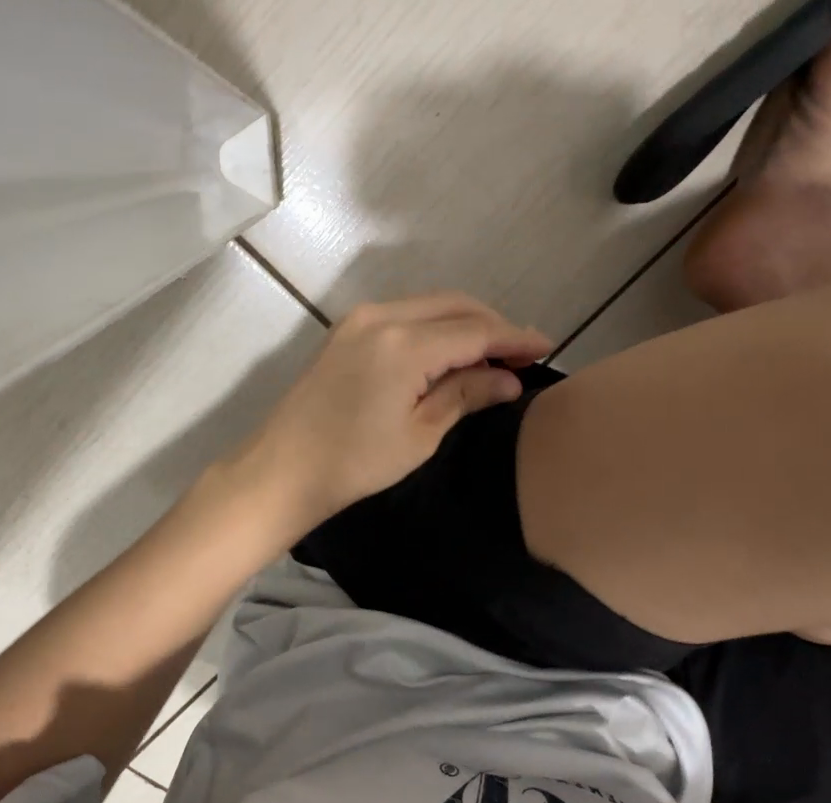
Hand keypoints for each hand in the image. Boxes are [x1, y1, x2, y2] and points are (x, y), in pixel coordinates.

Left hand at [233, 291, 551, 523]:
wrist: (283, 469)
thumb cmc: (354, 463)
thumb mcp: (420, 434)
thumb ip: (466, 394)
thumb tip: (509, 378)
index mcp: (404, 343)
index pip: (475, 330)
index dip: (515, 338)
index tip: (547, 347)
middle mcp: (382, 316)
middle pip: (455, 306)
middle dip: (494, 325)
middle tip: (523, 354)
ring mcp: (360, 319)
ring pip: (430, 305)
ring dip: (465, 323)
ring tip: (494, 354)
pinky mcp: (347, 330)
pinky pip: (405, 314)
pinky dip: (436, 326)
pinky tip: (452, 351)